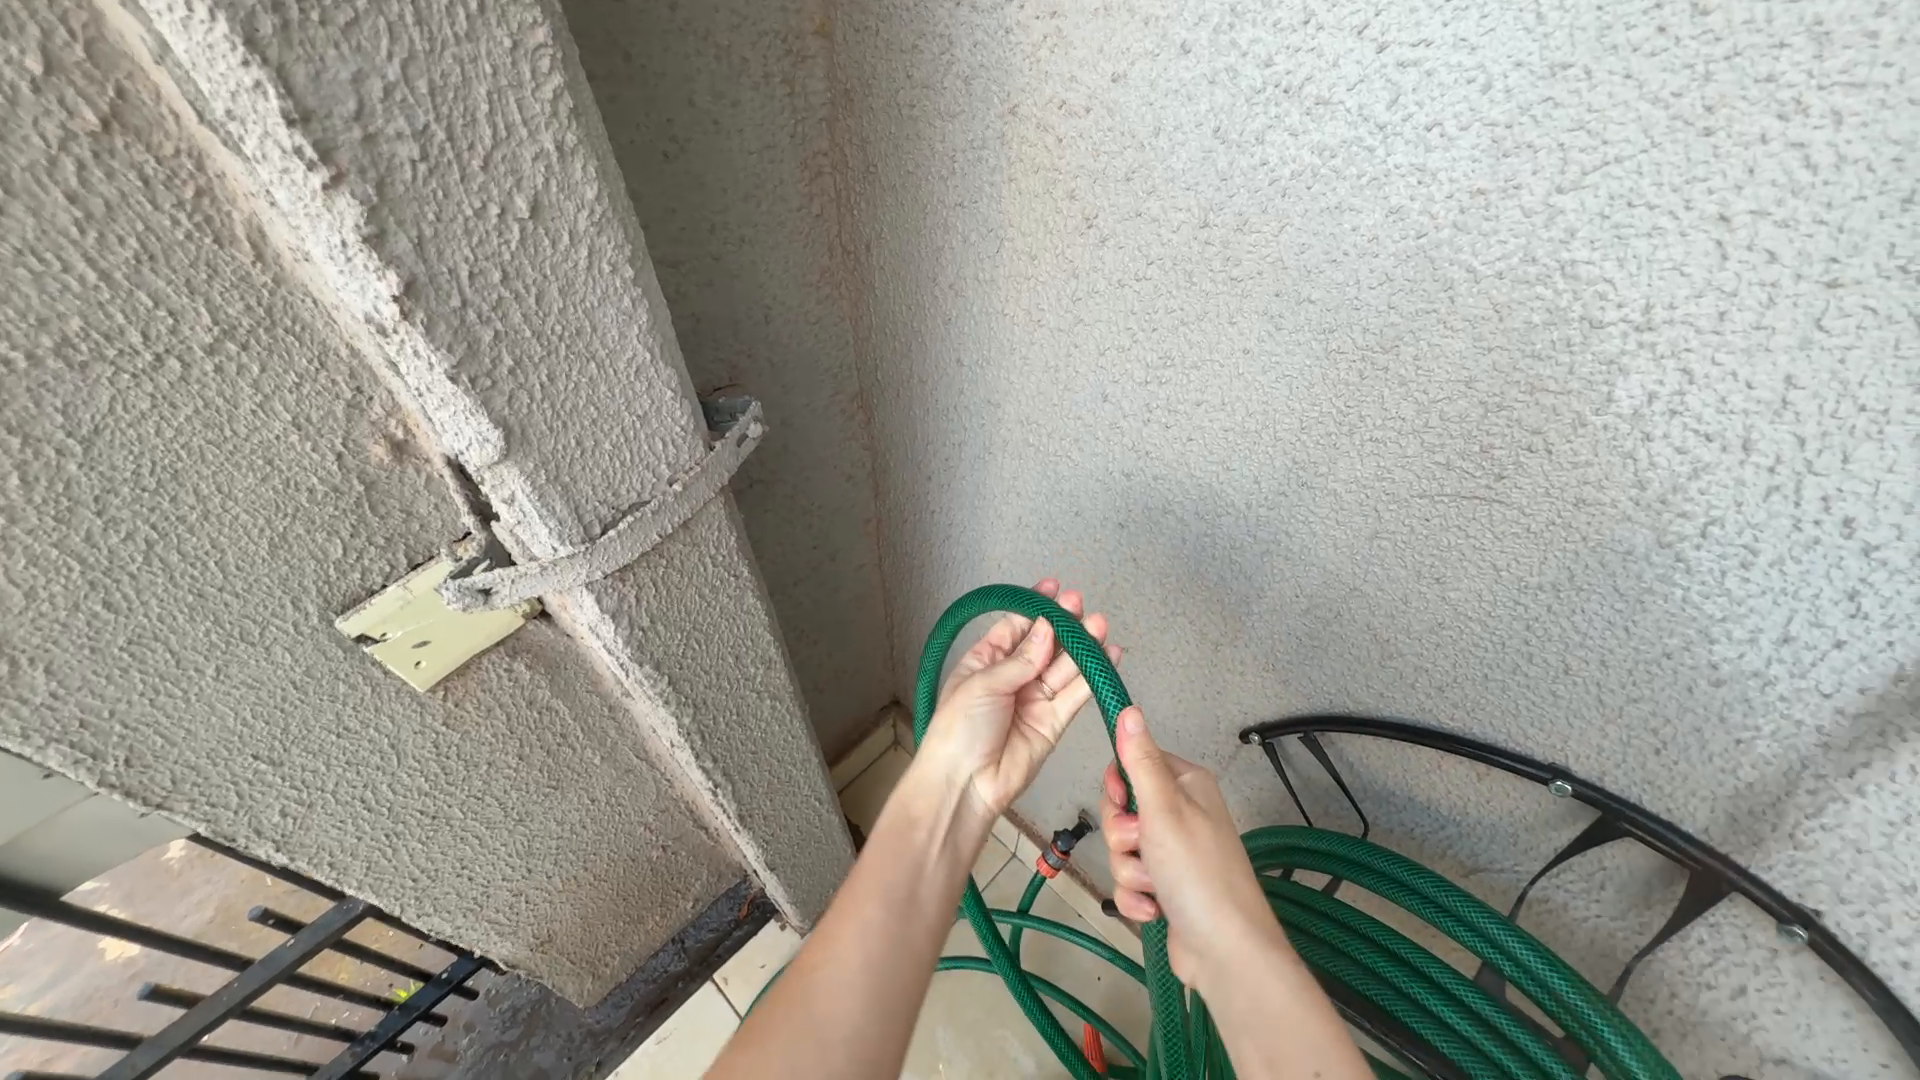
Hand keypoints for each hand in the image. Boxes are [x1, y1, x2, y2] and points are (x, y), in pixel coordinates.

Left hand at [912, 578, 1120, 821]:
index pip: (1016, 626)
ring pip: (1064, 666)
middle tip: (1081, 605)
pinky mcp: (1053, 722)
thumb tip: (1046, 629)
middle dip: (1063, 624)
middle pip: (1044, 644)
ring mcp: (1034, 699)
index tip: (1055, 589)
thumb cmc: (957, 731)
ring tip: (1099, 624)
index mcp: (986, 661)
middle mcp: (1012, 677)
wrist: (964, 784)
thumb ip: (1020, 659)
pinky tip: (1108, 655)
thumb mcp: (982, 684)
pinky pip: (1076, 694)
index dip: (1036, 608)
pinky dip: (1092, 675)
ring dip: (1082, 646)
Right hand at [1101, 707, 1289, 991]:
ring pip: (1121, 848)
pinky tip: (1154, 910)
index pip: (1132, 763)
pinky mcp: (1165, 887)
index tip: (1123, 804)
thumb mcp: (1163, 808)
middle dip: (1123, 835)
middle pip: (1121, 808)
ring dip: (1130, 870)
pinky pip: (1128, 881)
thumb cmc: (1197, 872)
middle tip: (1144, 847)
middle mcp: (1180, 813)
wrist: (1226, 953)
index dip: (1119, 786)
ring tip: (1156, 885)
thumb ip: (1140, 759)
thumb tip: (1129, 708)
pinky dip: (1135, 897)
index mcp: (1185, 784)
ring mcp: (1172, 853)